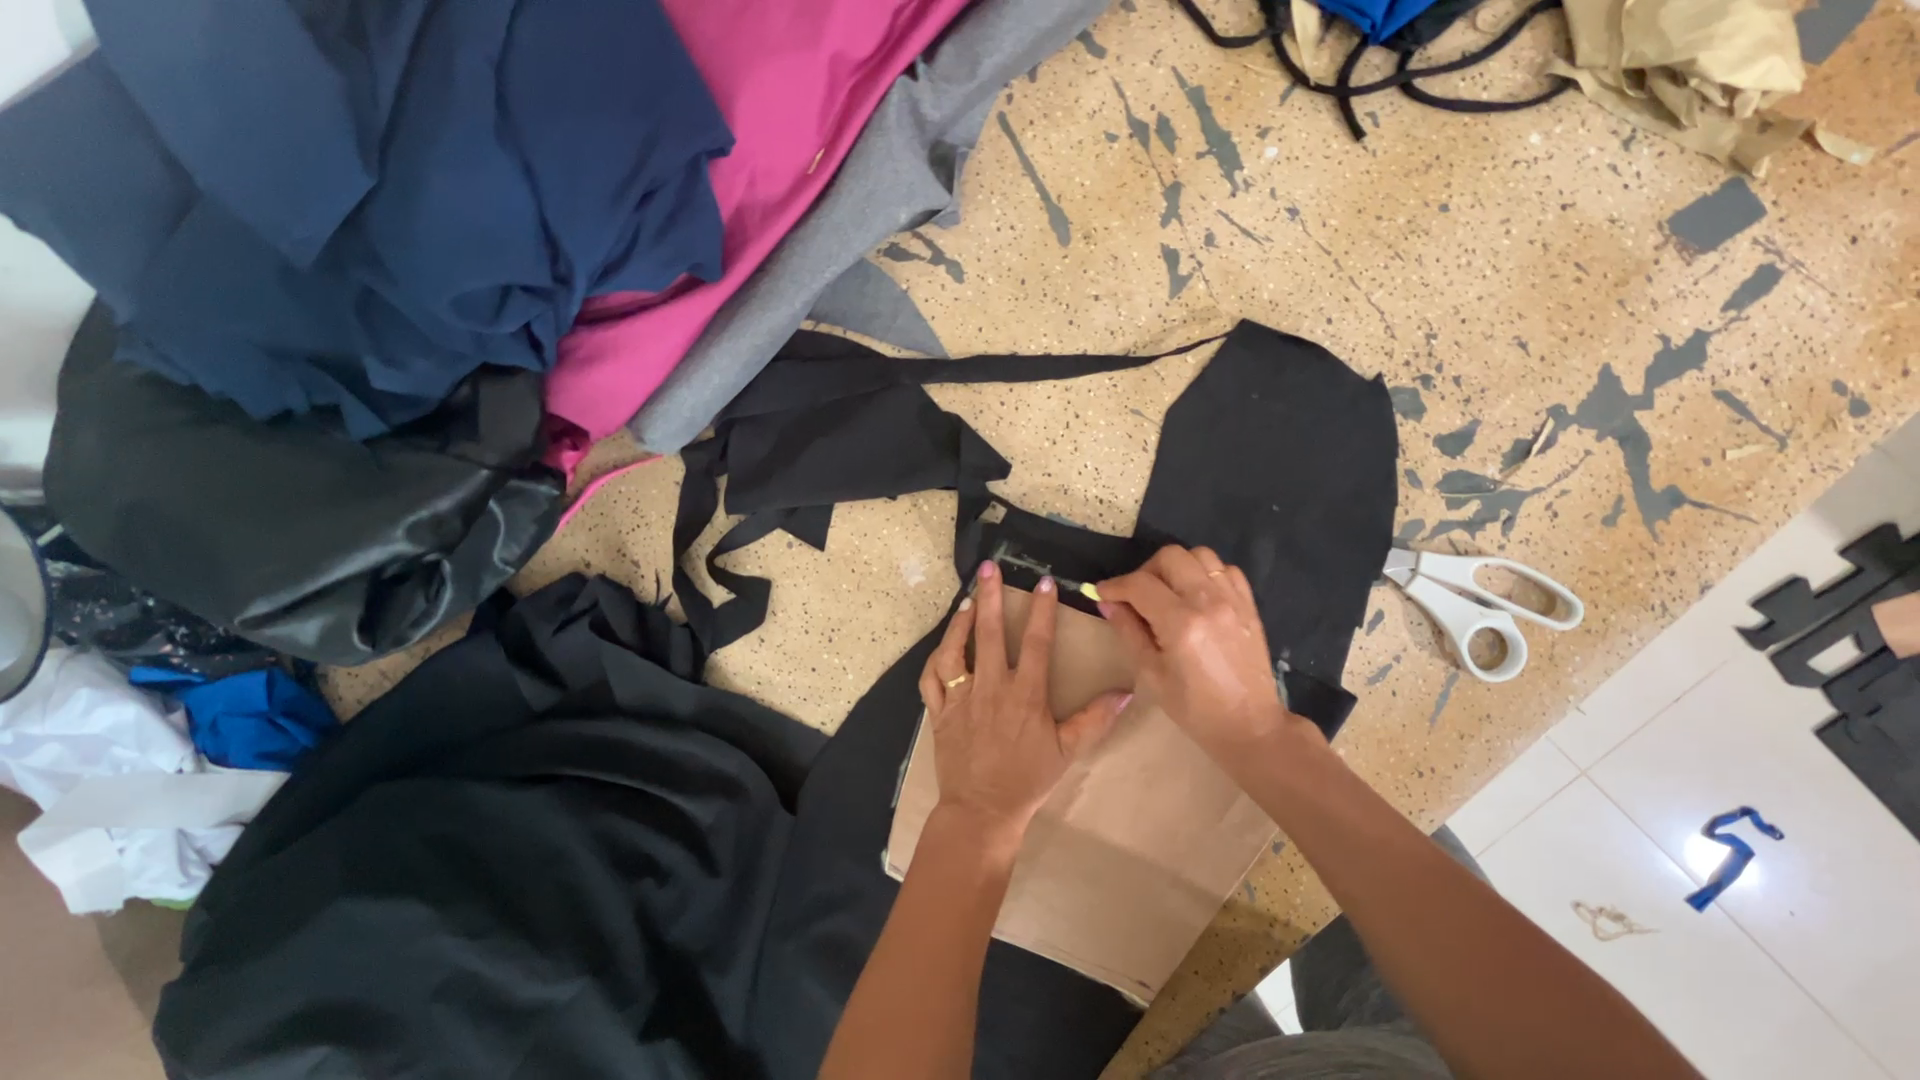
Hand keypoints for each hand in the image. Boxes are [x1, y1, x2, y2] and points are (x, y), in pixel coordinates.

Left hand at [918, 561, 1131, 844]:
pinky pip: (932, 677)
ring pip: (956, 649)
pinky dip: (936, 656)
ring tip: (968, 597)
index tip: (1043, 582)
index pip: (1036, 643)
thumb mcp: (1069, 752)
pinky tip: (945, 642)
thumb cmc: (1028, 780)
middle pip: (990, 633)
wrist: (982, 810)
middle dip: (991, 596)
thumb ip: (1096, 720)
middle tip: (990, 568)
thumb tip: (1126, 693)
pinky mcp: (940, 711)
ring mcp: (961, 698)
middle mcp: (991, 689)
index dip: (1041, 610)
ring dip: (961, 621)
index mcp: (1025, 695)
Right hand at [1097, 546, 1315, 754]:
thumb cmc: (1194, 709)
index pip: (1140, 584)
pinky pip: (1225, 569)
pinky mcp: (1249, 604)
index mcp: (1181, 624)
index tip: (1103, 593)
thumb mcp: (1152, 675)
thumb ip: (1129, 632)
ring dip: (1177, 567)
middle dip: (1145, 571)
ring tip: (1168, 592)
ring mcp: (1233, 600)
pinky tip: (1197, 595)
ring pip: (1199, 555)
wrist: (1249, 724)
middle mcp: (1208, 602)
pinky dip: (1206, 573)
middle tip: (1137, 595)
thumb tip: (1108, 603)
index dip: (1115, 585)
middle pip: (1170, 557)